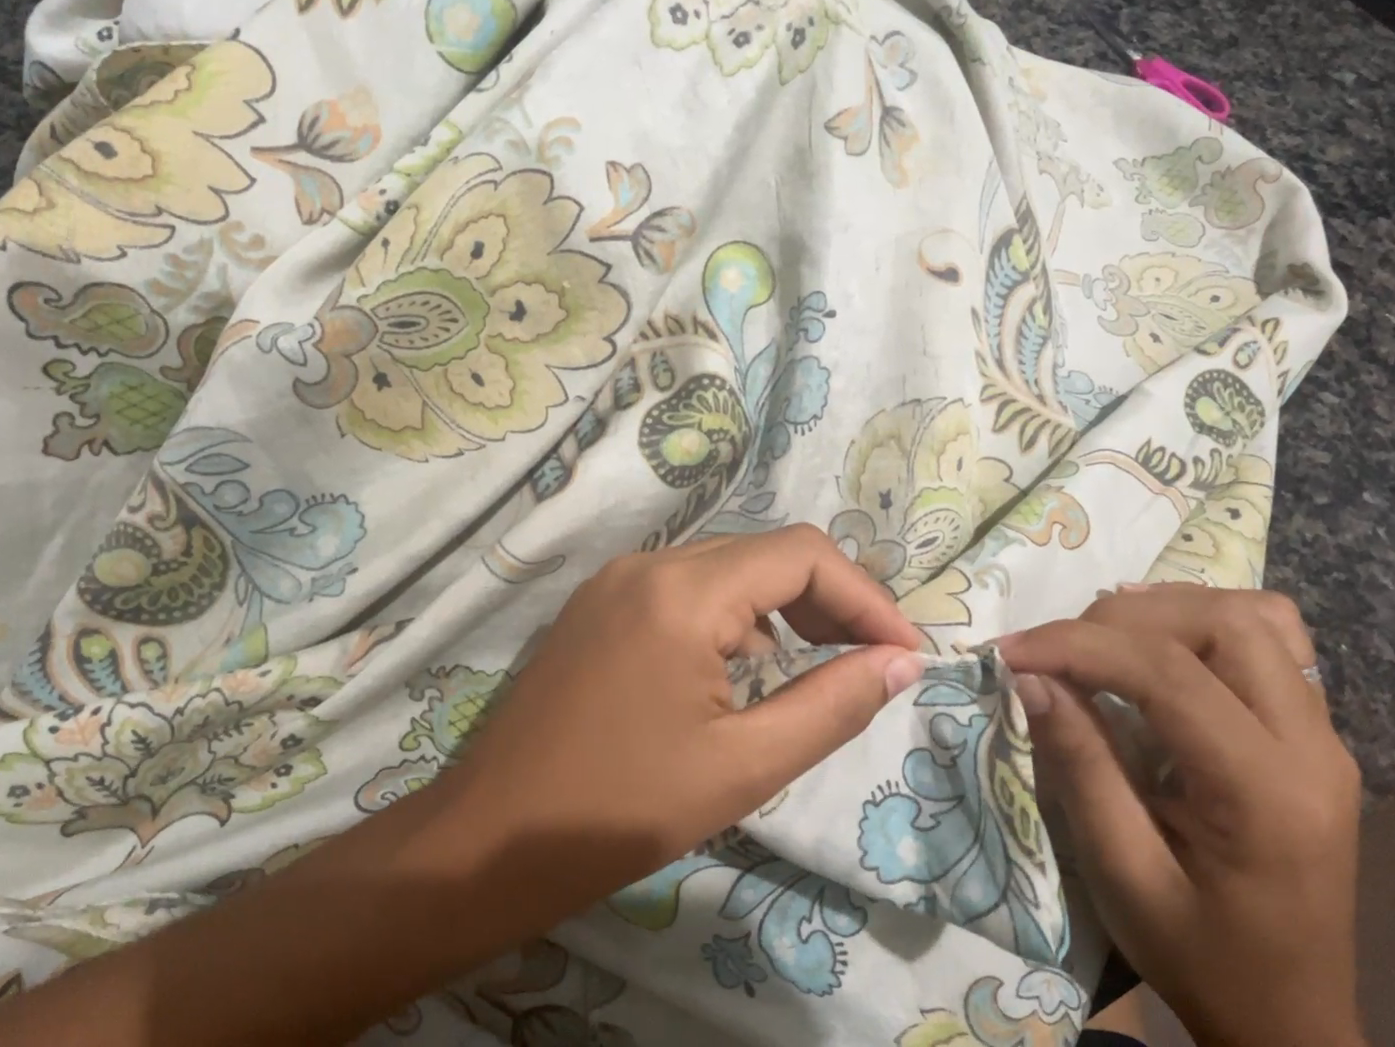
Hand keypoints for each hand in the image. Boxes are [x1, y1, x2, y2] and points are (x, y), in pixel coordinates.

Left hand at [438, 523, 926, 906]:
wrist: (490, 841)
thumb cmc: (620, 810)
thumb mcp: (744, 766)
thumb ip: (832, 705)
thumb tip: (901, 662)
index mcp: (683, 591)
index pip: (802, 554)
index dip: (866, 597)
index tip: (904, 654)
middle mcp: (646, 565)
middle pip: (763, 554)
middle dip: (829, 602)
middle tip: (871, 662)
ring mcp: (612, 584)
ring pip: (723, 571)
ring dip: (780, 610)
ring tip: (816, 668)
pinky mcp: (594, 611)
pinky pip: (682, 592)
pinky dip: (730, 620)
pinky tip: (741, 671)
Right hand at [999, 584, 1364, 1046]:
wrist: (1288, 1013)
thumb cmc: (1196, 954)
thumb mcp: (1120, 872)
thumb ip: (1080, 766)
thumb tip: (1030, 678)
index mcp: (1265, 791)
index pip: (1169, 673)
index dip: (1077, 645)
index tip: (1007, 652)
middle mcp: (1313, 747)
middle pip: (1225, 624)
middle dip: (1123, 619)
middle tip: (1055, 651)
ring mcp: (1326, 736)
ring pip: (1257, 617)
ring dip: (1169, 610)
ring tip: (1100, 639)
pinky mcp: (1316, 736)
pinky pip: (1275, 642)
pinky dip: (1208, 623)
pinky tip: (1160, 646)